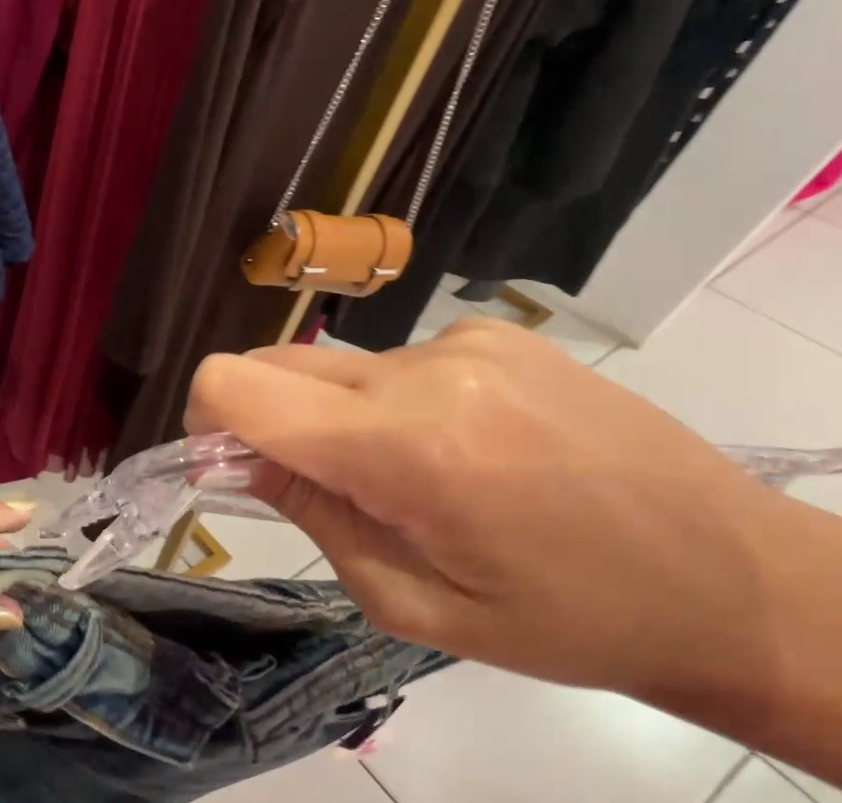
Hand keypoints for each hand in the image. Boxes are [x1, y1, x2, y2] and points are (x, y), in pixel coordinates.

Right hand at [186, 317, 801, 701]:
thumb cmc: (573, 620)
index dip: (204, 421)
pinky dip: (397, 401)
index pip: (232, 384)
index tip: (228, 466)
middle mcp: (422, 370)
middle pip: (274, 364)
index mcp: (400, 446)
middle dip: (266, 420)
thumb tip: (239, 458)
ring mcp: (466, 341)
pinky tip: (469, 448)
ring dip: (340, 415)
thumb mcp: (414, 603)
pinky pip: (399, 362)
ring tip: (419, 476)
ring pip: (337, 368)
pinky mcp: (500, 332)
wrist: (747, 584)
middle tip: (321, 485)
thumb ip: (311, 515)